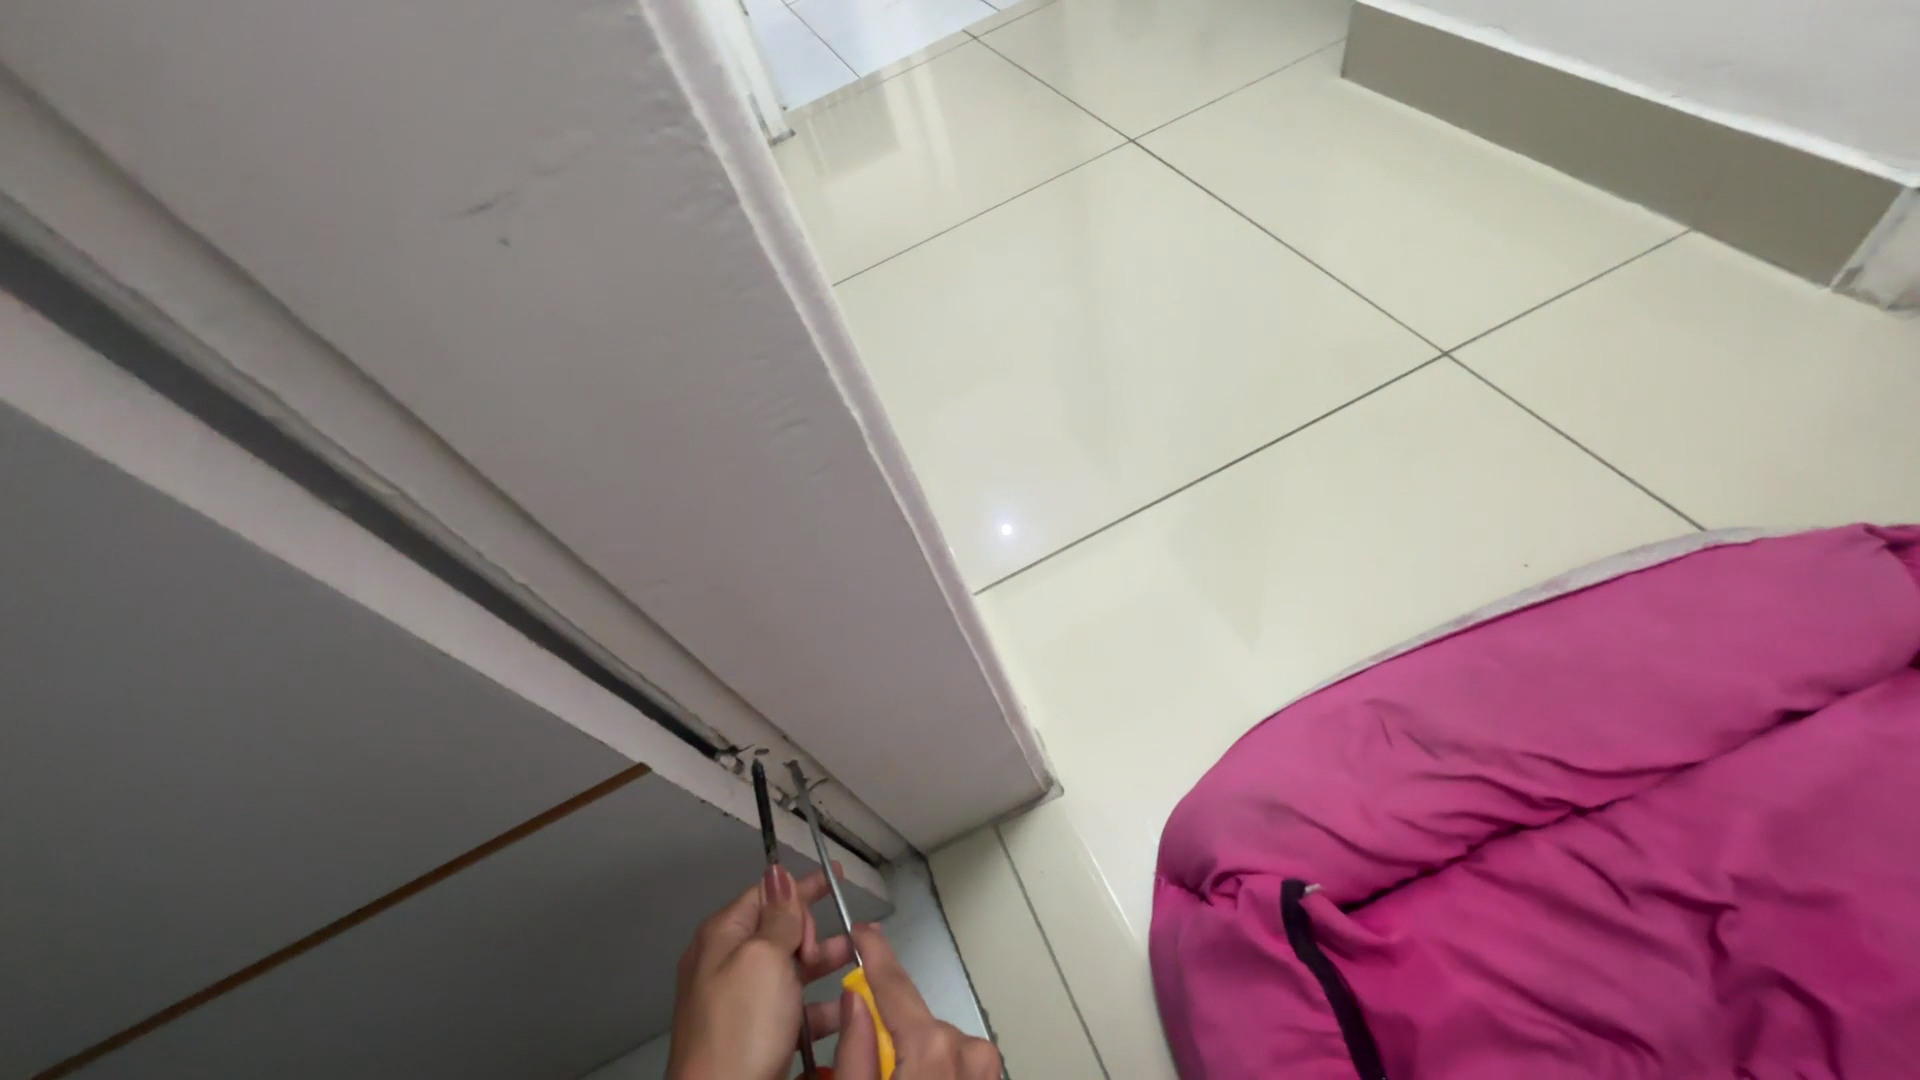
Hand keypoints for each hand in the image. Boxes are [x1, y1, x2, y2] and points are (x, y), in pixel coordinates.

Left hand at [667, 865, 853, 1079]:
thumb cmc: (741, 1027)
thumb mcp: (764, 959)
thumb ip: (778, 916)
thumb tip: (777, 872)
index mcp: (724, 937)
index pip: (767, 894)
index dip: (802, 886)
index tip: (838, 879)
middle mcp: (729, 965)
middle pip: (781, 930)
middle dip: (815, 930)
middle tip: (839, 943)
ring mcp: (742, 1004)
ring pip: (792, 970)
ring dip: (827, 963)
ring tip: (862, 961)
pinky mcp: (756, 1038)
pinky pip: (794, 1009)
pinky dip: (821, 1006)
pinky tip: (847, 1010)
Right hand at [832, 924, 1001, 1079]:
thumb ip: (854, 1052)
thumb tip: (854, 1001)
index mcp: (932, 1048)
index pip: (894, 985)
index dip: (873, 953)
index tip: (861, 930)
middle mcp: (968, 1047)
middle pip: (914, 1021)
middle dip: (889, 1032)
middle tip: (870, 1065)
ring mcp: (988, 1066)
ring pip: (935, 1041)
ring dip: (913, 1056)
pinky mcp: (995, 1079)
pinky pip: (955, 1060)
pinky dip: (935, 1069)